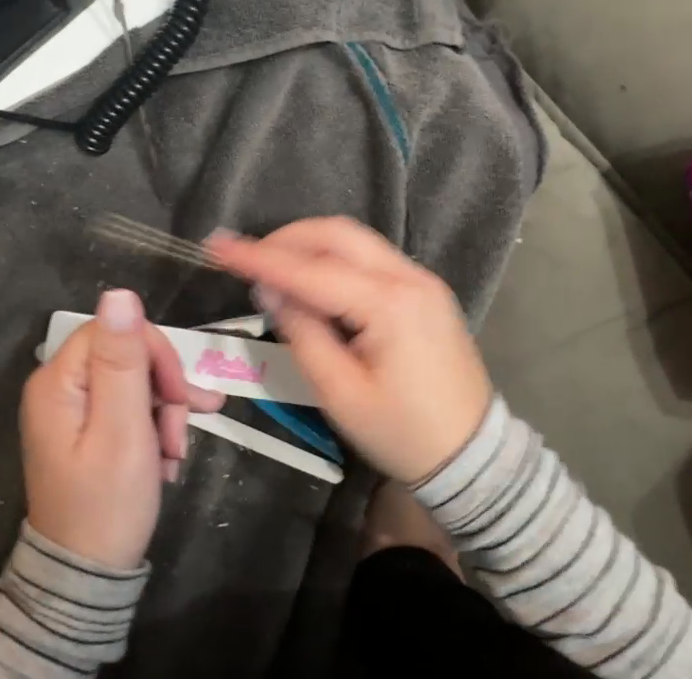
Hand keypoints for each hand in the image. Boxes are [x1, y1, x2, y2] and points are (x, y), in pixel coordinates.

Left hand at [21, 289, 225, 568]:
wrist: (86, 578)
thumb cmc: (107, 504)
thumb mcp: (124, 429)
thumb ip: (123, 360)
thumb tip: (119, 292)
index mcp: (59, 380)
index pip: (115, 330)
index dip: (154, 354)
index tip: (179, 397)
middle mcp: (59, 387)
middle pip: (125, 354)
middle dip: (164, 389)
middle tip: (180, 434)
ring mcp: (71, 410)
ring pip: (134, 382)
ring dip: (164, 413)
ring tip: (175, 455)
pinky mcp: (85, 430)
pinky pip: (127, 408)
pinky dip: (153, 429)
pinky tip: (167, 459)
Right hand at [207, 218, 492, 483]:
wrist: (473, 458)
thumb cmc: (402, 433)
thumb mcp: (340, 395)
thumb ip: (302, 334)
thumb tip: (270, 291)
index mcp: (389, 304)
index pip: (311, 269)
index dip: (259, 258)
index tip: (218, 246)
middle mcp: (409, 277)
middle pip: (337, 234)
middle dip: (286, 238)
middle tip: (245, 255)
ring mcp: (422, 280)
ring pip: (355, 240)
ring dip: (309, 244)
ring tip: (270, 264)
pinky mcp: (424, 291)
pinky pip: (371, 257)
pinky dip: (334, 258)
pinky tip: (311, 278)